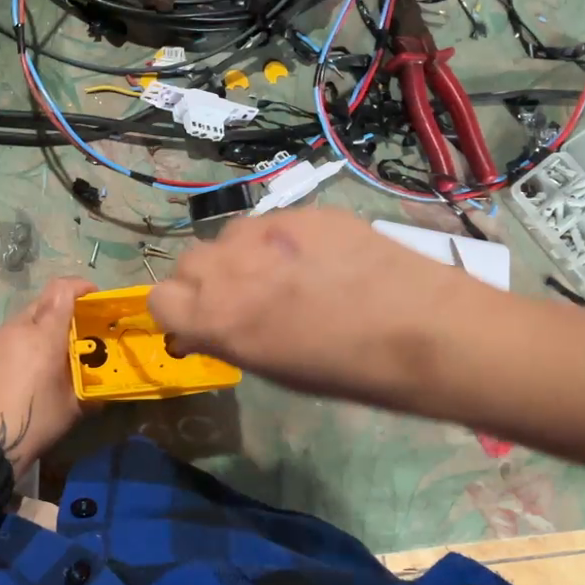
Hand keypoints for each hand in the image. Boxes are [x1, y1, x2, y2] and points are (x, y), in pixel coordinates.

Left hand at [0, 276, 96, 478]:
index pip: (62, 290)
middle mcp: (17, 328)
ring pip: (24, 319)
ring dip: (41, 327)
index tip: (95, 297)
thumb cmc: (33, 421)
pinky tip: (28, 368)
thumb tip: (104, 386)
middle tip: (78, 332)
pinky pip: (9, 336)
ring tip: (52, 354)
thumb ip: (90, 387)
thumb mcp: (72, 407)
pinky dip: (23, 341)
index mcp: (43, 335)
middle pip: (43, 303)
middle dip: (63, 310)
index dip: (80, 286)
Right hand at [148, 209, 498, 403]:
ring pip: (229, 237)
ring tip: (285, 274)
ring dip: (242, 255)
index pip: (159, 299)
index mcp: (215, 318)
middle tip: (245, 297)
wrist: (426, 332)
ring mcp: (265, 232)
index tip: (202, 319)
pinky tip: (320, 258)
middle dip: (207, 280)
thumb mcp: (272, 369)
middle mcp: (227, 269)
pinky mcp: (303, 211)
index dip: (178, 310)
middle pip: (188, 263)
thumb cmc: (349, 373)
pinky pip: (273, 223)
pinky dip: (282, 240)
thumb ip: (226, 338)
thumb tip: (208, 326)